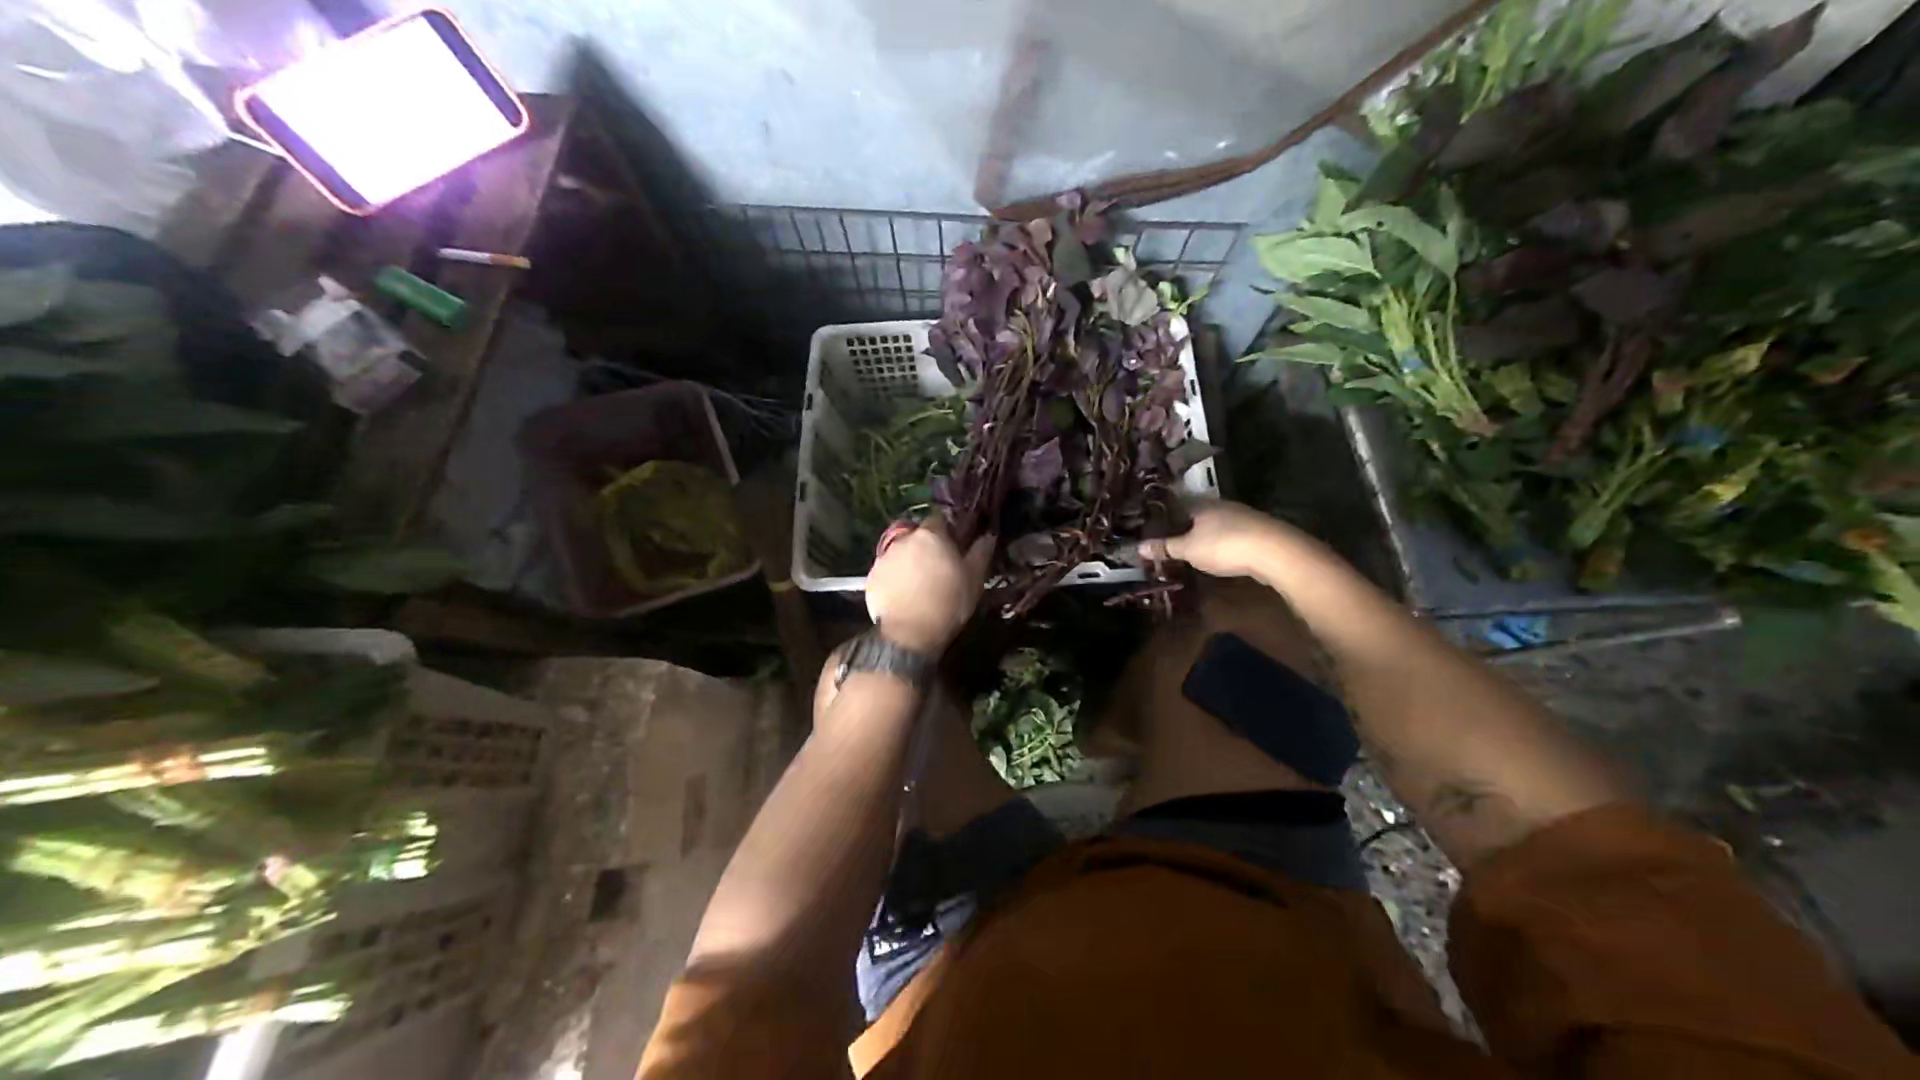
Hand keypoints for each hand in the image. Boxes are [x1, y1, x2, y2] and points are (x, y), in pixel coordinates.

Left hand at [866, 520, 993, 652]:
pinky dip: (894, 579)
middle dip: (926, 548)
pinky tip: (903, 597)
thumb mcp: (973, 579)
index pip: (938, 520)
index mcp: (931, 535)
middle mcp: (904, 540)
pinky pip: (886, 572)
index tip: (952, 547)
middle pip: (917, 537)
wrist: (910, 634)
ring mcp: (884, 558)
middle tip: (937, 569)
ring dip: (909, 563)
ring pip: (900, 554)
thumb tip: (987, 536)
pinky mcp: (871, 577)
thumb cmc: (948, 603)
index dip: (946, 532)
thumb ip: (980, 553)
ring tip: (918, 586)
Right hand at [1137, 500, 1304, 580]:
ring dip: (1207, 534)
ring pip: (1217, 523)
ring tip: (1195, 548)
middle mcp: (1221, 505)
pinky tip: (1221, 553)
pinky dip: (1224, 542)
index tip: (1155, 526)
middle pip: (1198, 513)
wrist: (1274, 551)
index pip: (1177, 504)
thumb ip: (1165, 548)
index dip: (1166, 515)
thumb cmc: (1223, 546)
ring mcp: (1243, 516)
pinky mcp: (1258, 530)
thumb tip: (1138, 547)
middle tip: (1173, 539)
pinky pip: (1233, 533)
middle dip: (1187, 525)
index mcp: (1201, 504)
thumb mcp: (1188, 550)